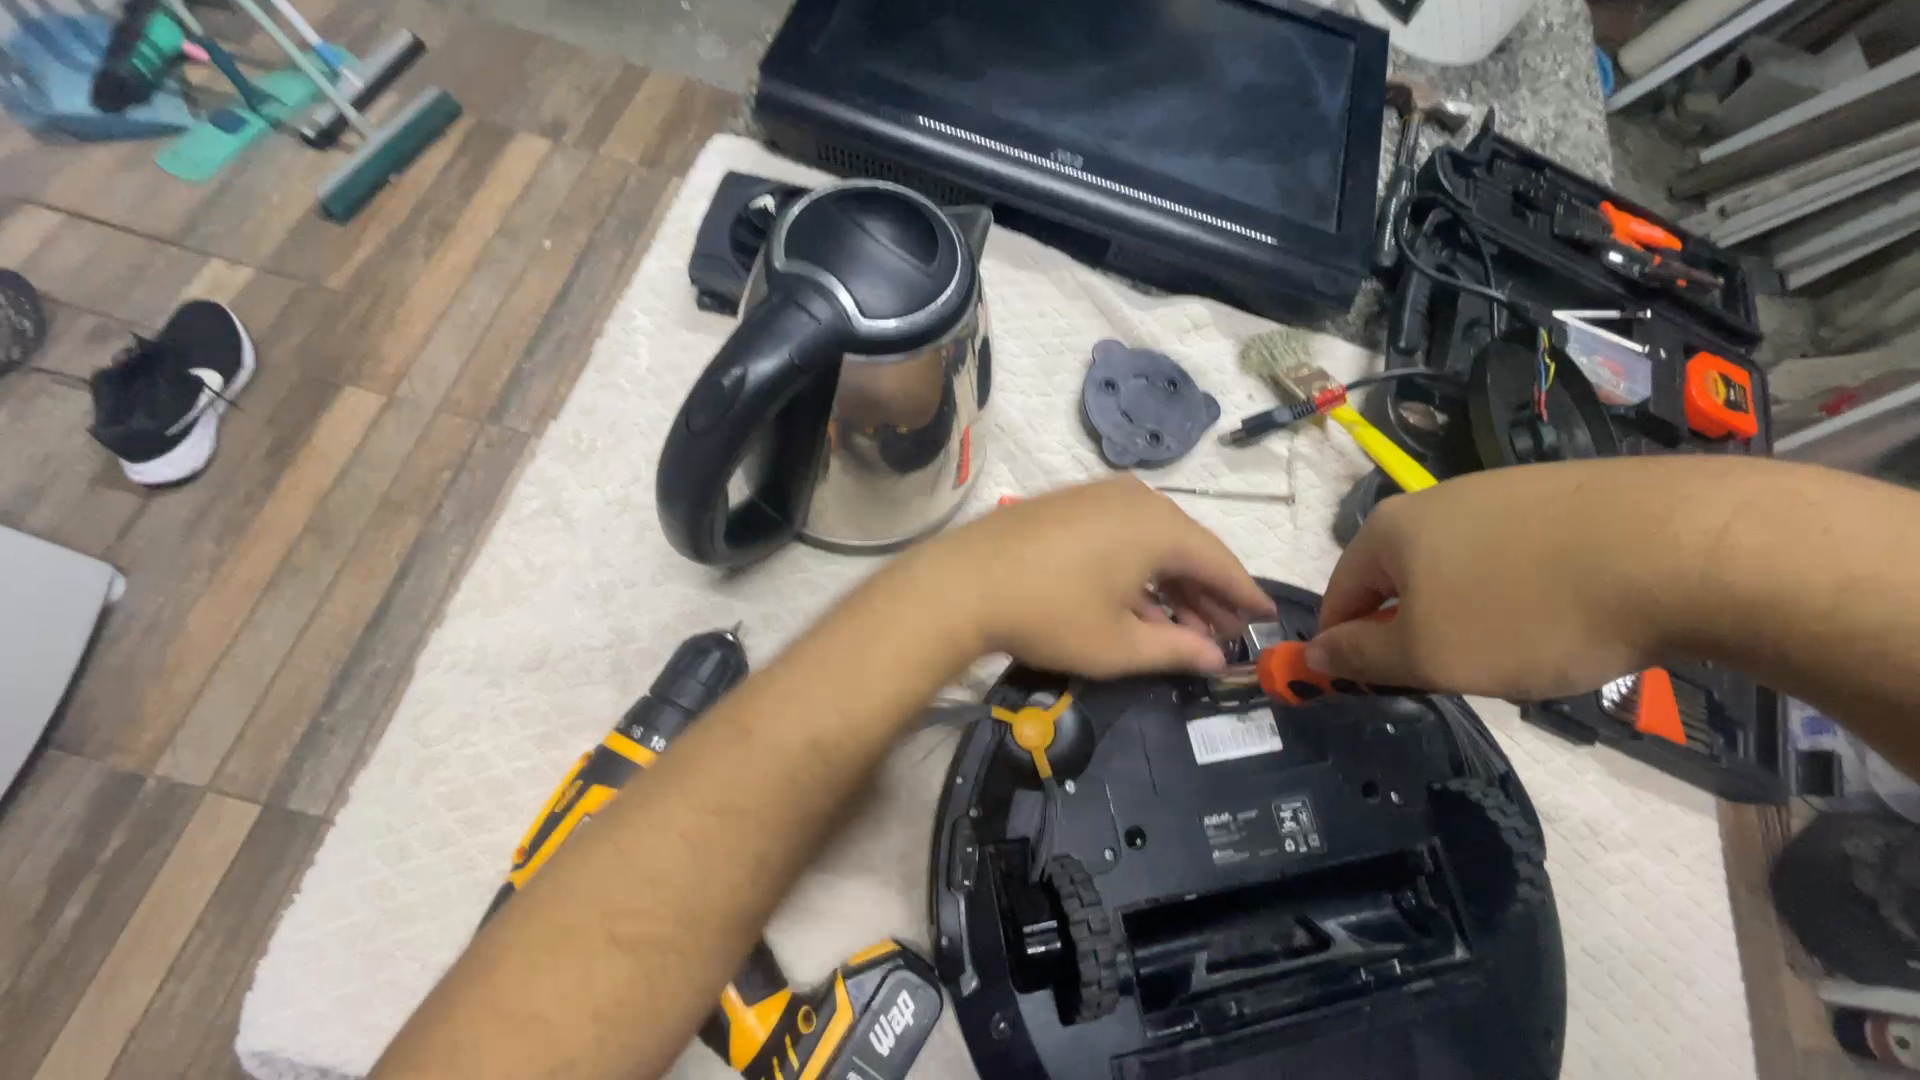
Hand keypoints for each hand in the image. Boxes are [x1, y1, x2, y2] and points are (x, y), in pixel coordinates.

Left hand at [907, 476, 1276, 676]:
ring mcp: (1100, 496)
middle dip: (1208, 594)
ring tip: (1184, 627)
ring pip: (1154, 541)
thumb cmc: (1048, 616)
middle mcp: (1137, 500)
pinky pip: (1123, 534)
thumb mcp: (1118, 646)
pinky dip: (1140, 568)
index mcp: (1160, 528)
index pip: (1220, 562)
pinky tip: (1139, 602)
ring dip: (1172, 584)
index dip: (1245, 595)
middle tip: (1224, 634)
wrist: (961, 583)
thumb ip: (1176, 652)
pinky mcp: (1071, 502)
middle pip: (1188, 549)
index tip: (1267, 617)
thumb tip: (1215, 658)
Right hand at [1305, 459, 1732, 700]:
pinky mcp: (1564, 495)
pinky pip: (1520, 557)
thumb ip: (1361, 657)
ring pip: (1461, 569)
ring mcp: (1503, 491)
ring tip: (1524, 649)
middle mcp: (1435, 500)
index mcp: (1388, 531)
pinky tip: (1570, 615)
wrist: (1684, 549)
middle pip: (1401, 580)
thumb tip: (1316, 653)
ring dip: (1472, 613)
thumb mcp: (1428, 655)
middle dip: (1416, 630)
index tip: (1370, 685)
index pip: (1339, 594)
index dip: (1343, 644)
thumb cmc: (1528, 612)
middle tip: (1457, 674)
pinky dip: (1527, 593)